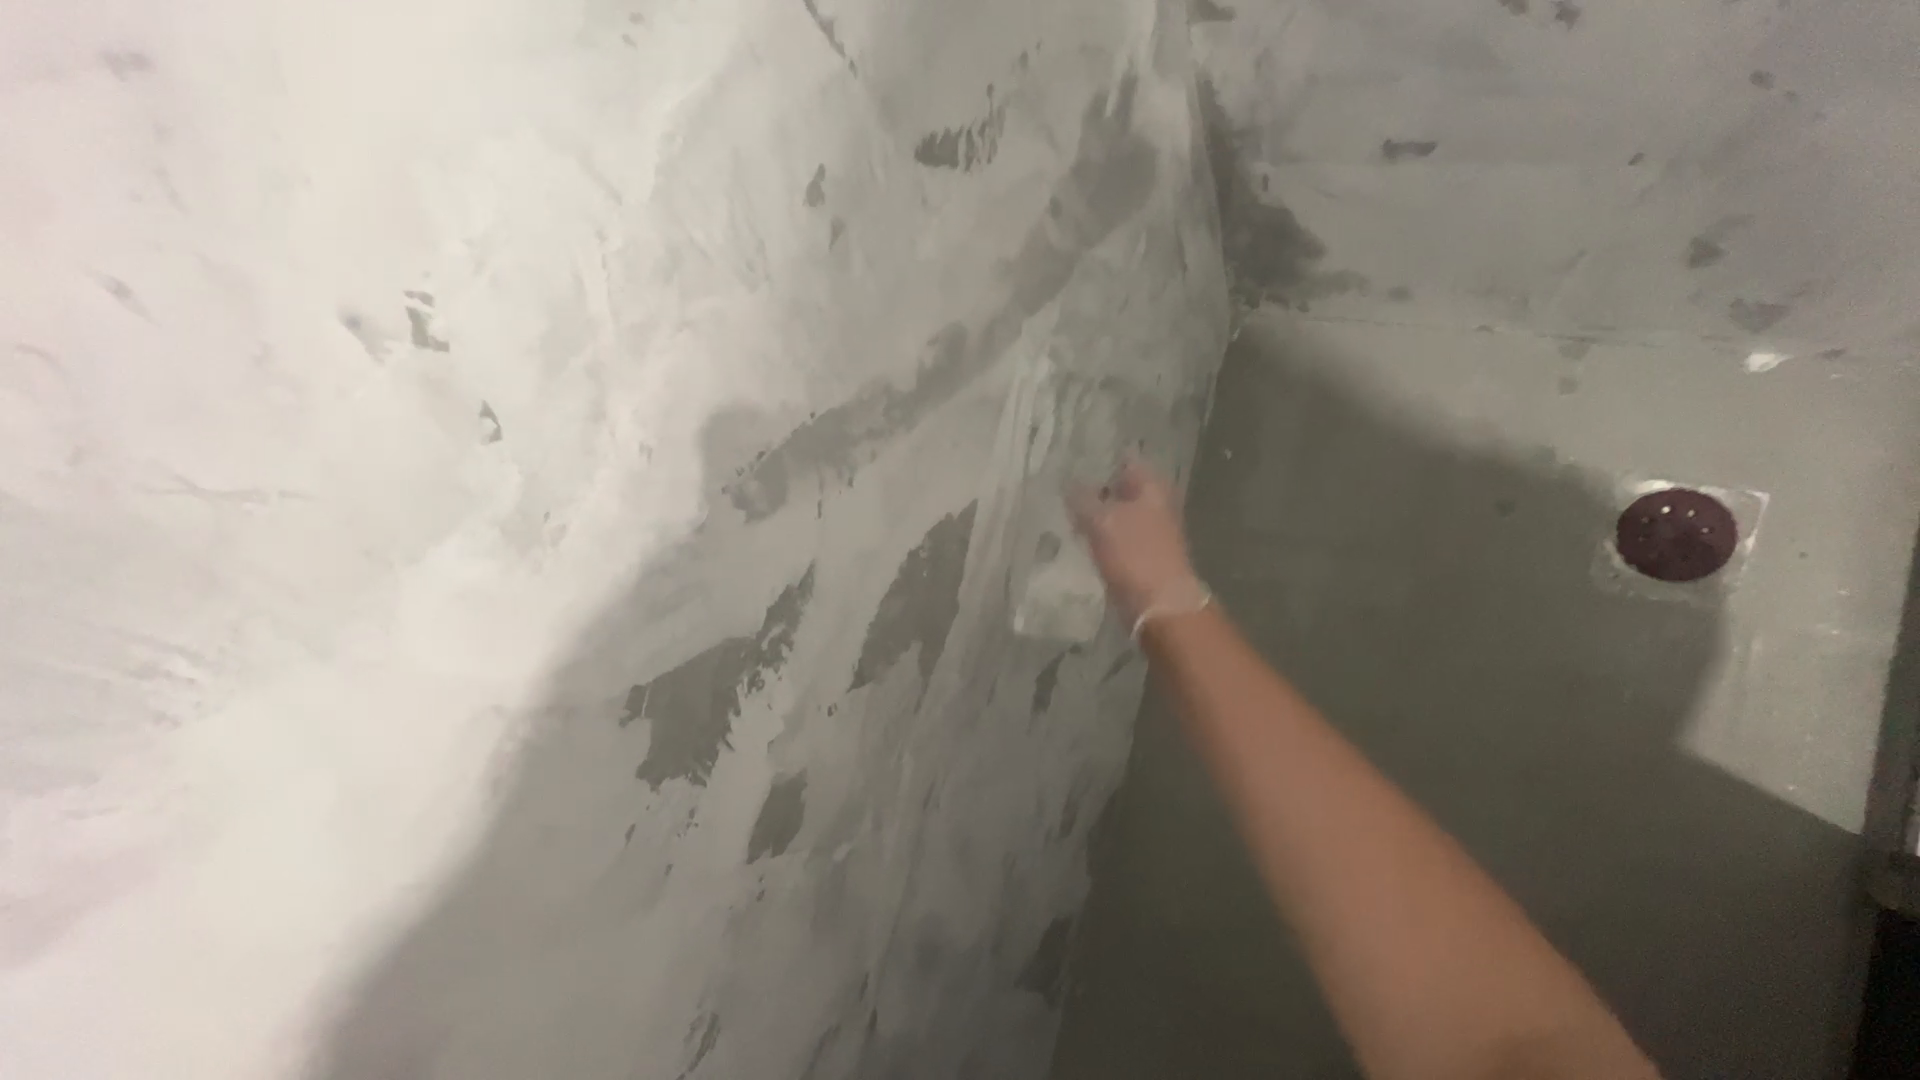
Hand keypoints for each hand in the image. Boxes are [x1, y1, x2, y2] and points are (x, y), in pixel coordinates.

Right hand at [1067, 456, 1207, 626]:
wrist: (1159, 604)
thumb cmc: (1134, 555)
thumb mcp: (1101, 521)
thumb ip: (1082, 498)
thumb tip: (1067, 481)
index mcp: (1152, 486)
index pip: (1125, 457)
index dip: (1100, 454)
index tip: (1072, 453)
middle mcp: (1154, 502)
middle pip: (1120, 484)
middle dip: (1093, 482)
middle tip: (1060, 479)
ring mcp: (1149, 528)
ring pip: (1116, 510)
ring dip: (1093, 509)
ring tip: (1062, 505)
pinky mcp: (1140, 552)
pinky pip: (1114, 533)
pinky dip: (1098, 531)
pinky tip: (1076, 532)